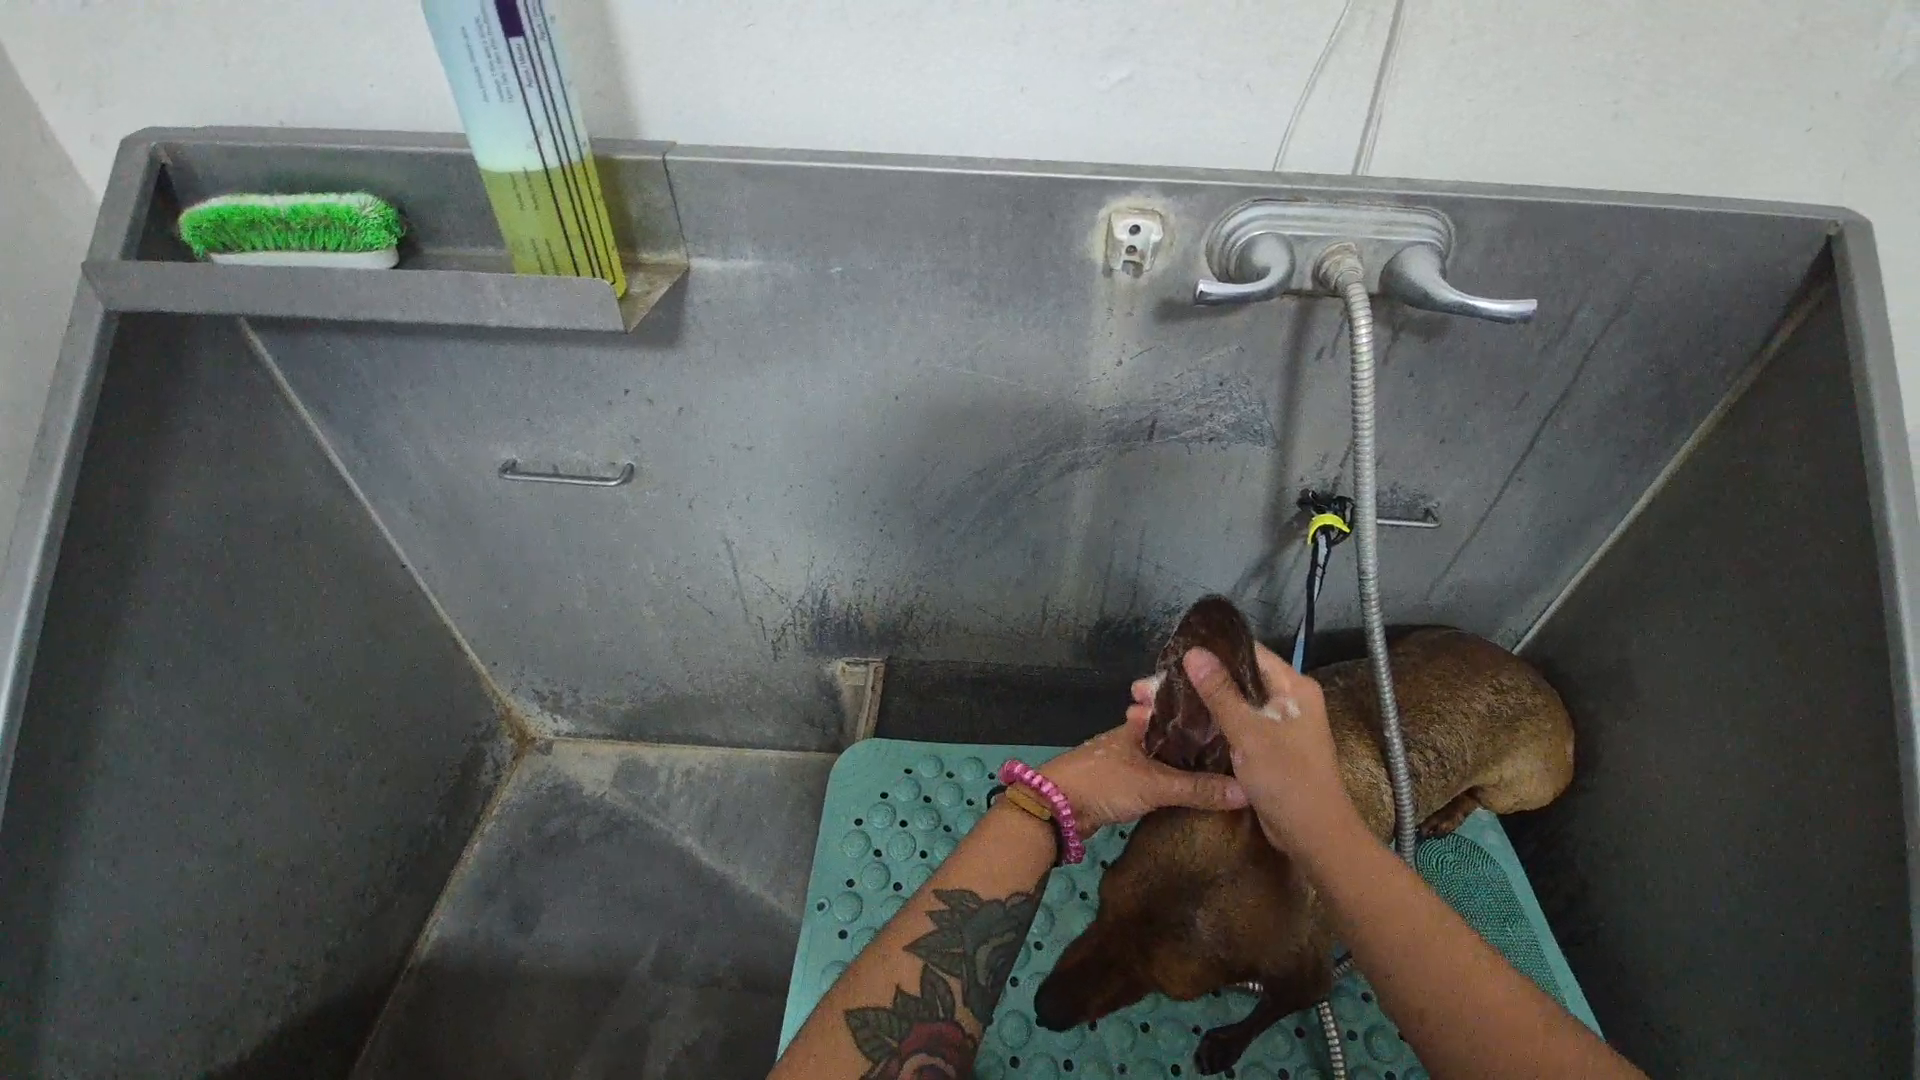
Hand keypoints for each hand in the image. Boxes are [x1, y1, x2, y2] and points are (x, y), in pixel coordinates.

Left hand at [1042, 710, 1247, 836]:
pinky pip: (1159, 781)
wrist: (1057, 808)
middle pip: (1175, 738)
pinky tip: (1199, 794)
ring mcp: (1128, 761)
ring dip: (1189, 767)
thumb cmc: (1103, 782)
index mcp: (1140, 725)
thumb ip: (1197, 788)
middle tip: (1242, 755)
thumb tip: (1247, 792)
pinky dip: (1176, 786)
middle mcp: (1135, 738)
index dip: (1207, 717)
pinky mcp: (1124, 785)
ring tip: (1229, 774)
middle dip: (1202, 745)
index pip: (1180, 713)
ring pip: (1167, 760)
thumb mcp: (1154, 784)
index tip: (1238, 722)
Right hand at [1170, 643, 1362, 854]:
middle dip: (1204, 677)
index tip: (1177, 650)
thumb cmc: (1288, 779)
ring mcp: (1278, 724)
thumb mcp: (1249, 733)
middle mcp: (1288, 699)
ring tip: (1166, 696)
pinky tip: (1185, 722)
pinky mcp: (1267, 746)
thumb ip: (1220, 692)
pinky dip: (1215, 722)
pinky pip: (1237, 724)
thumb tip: (1193, 652)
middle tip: (1162, 676)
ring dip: (1206, 700)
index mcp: (1294, 687)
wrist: (1313, 836)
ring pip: (1236, 702)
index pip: (1250, 652)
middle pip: (1241, 676)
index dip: (1215, 648)